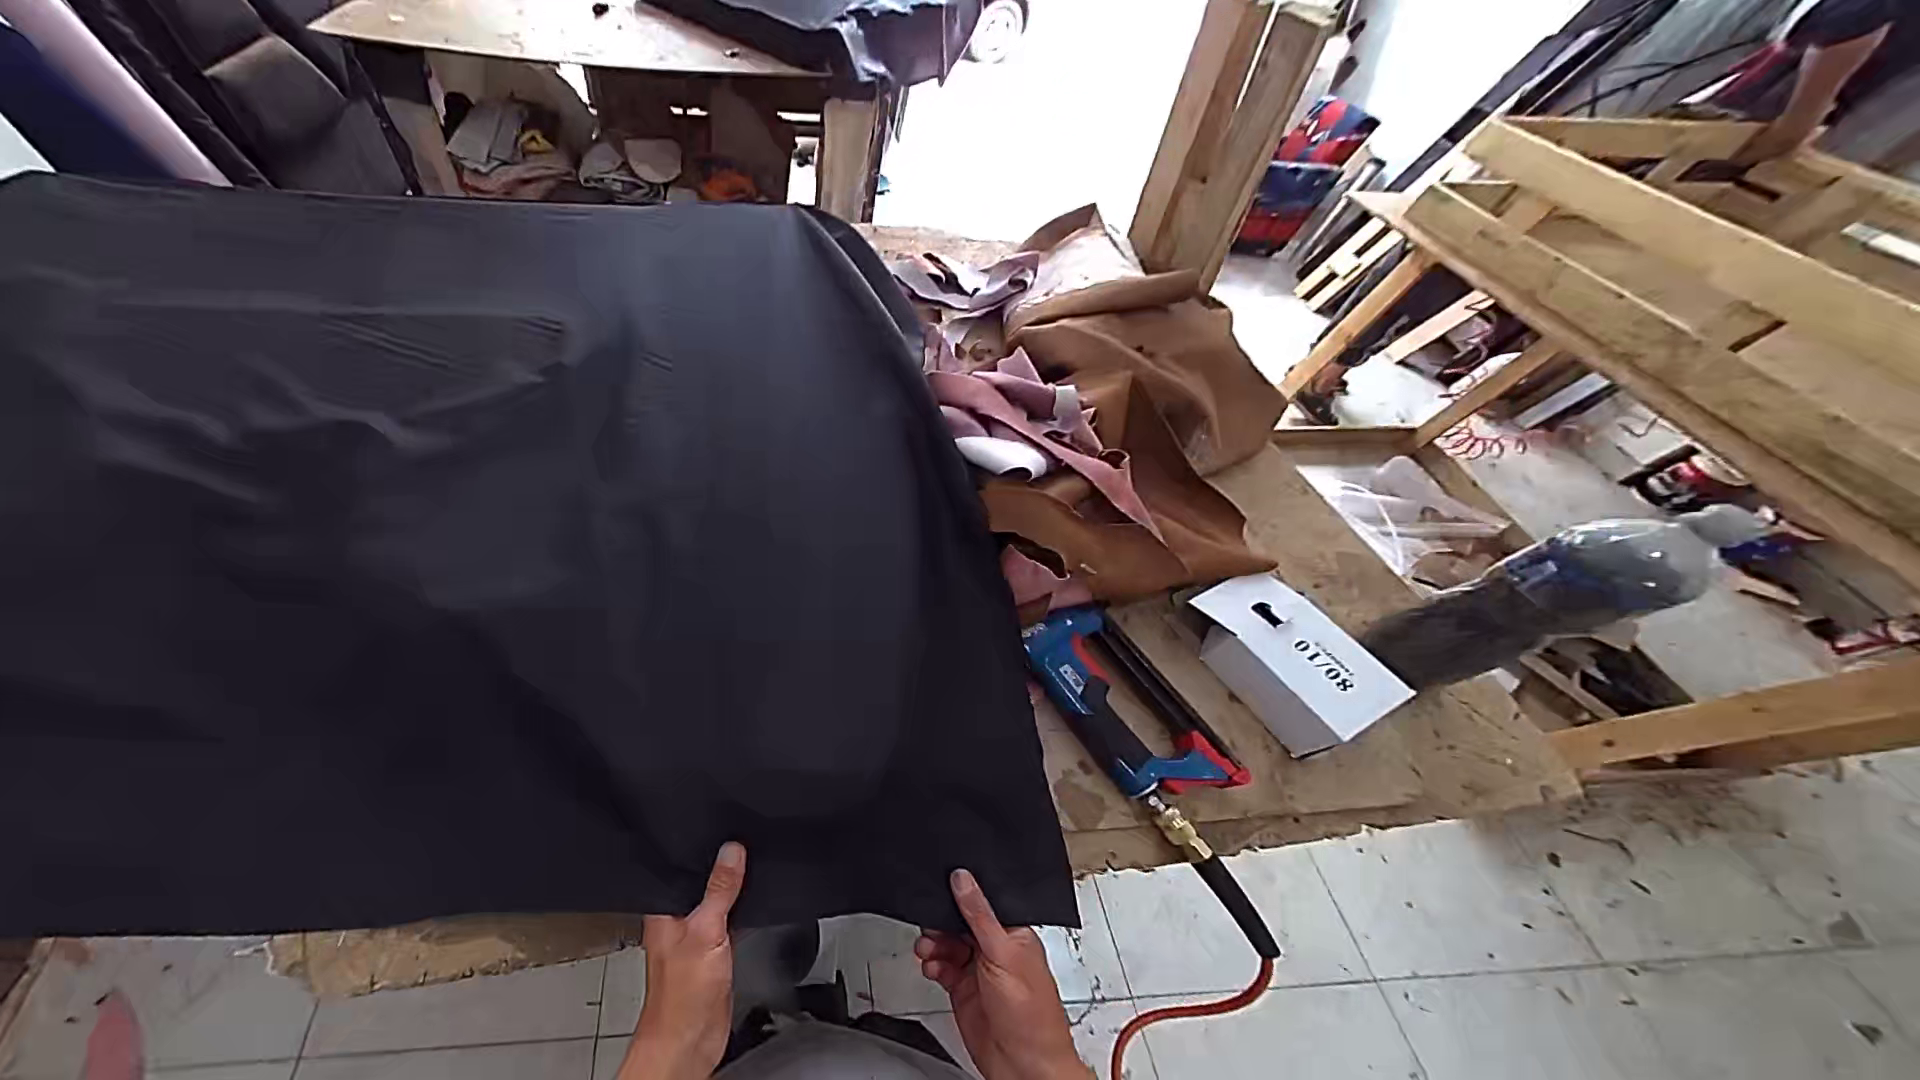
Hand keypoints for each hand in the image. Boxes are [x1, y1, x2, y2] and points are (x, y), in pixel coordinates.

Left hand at [619, 842, 746, 1079]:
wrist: (689, 1044)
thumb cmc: (680, 997)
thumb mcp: (705, 931)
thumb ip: (720, 890)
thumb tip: (732, 850)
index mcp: (665, 911)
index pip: (680, 867)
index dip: (699, 845)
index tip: (721, 822)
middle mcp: (679, 920)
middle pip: (702, 881)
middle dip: (721, 864)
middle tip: (744, 836)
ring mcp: (698, 936)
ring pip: (718, 899)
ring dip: (734, 887)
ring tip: (753, 860)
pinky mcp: (716, 951)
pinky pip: (732, 919)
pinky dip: (744, 908)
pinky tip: (757, 899)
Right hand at [915, 869, 1090, 1079]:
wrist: (1024, 1070)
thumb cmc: (1032, 1014)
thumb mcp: (1002, 953)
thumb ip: (979, 915)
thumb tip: (963, 878)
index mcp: (1013, 932)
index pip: (983, 903)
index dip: (962, 896)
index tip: (942, 888)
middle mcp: (995, 948)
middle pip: (961, 922)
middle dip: (942, 921)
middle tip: (929, 924)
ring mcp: (978, 970)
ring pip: (948, 944)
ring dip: (934, 943)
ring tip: (927, 948)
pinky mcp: (963, 990)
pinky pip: (942, 968)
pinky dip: (933, 965)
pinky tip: (931, 966)